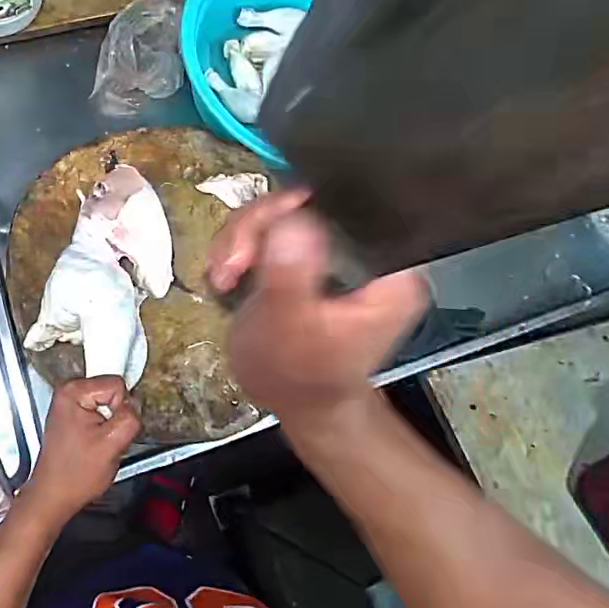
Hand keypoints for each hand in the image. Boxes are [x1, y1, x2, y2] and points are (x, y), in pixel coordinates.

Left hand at [19, 376, 139, 527]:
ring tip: (95, 442)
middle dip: (114, 416)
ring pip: (108, 403)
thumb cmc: (76, 473)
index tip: (109, 430)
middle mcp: (67, 390)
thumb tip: (133, 406)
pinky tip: (91, 442)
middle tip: (103, 439)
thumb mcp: (112, 444)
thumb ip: (129, 418)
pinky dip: (101, 427)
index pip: (117, 384)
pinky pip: (99, 412)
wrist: (55, 493)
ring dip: (108, 423)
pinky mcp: (70, 413)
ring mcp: (68, 402)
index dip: (121, 409)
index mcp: (73, 391)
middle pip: (112, 391)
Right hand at [206, 190, 428, 419]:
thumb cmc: (300, 376)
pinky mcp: (298, 258)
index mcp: (384, 270)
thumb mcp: (292, 327)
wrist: (291, 401)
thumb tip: (292, 218)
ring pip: (272, 216)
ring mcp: (325, 254)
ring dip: (237, 242)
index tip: (259, 234)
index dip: (296, 208)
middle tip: (232, 264)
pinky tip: (226, 276)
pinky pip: (261, 233)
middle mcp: (359, 254)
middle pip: (299, 206)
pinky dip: (235, 249)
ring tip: (224, 276)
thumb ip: (291, 273)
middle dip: (253, 231)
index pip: (342, 210)